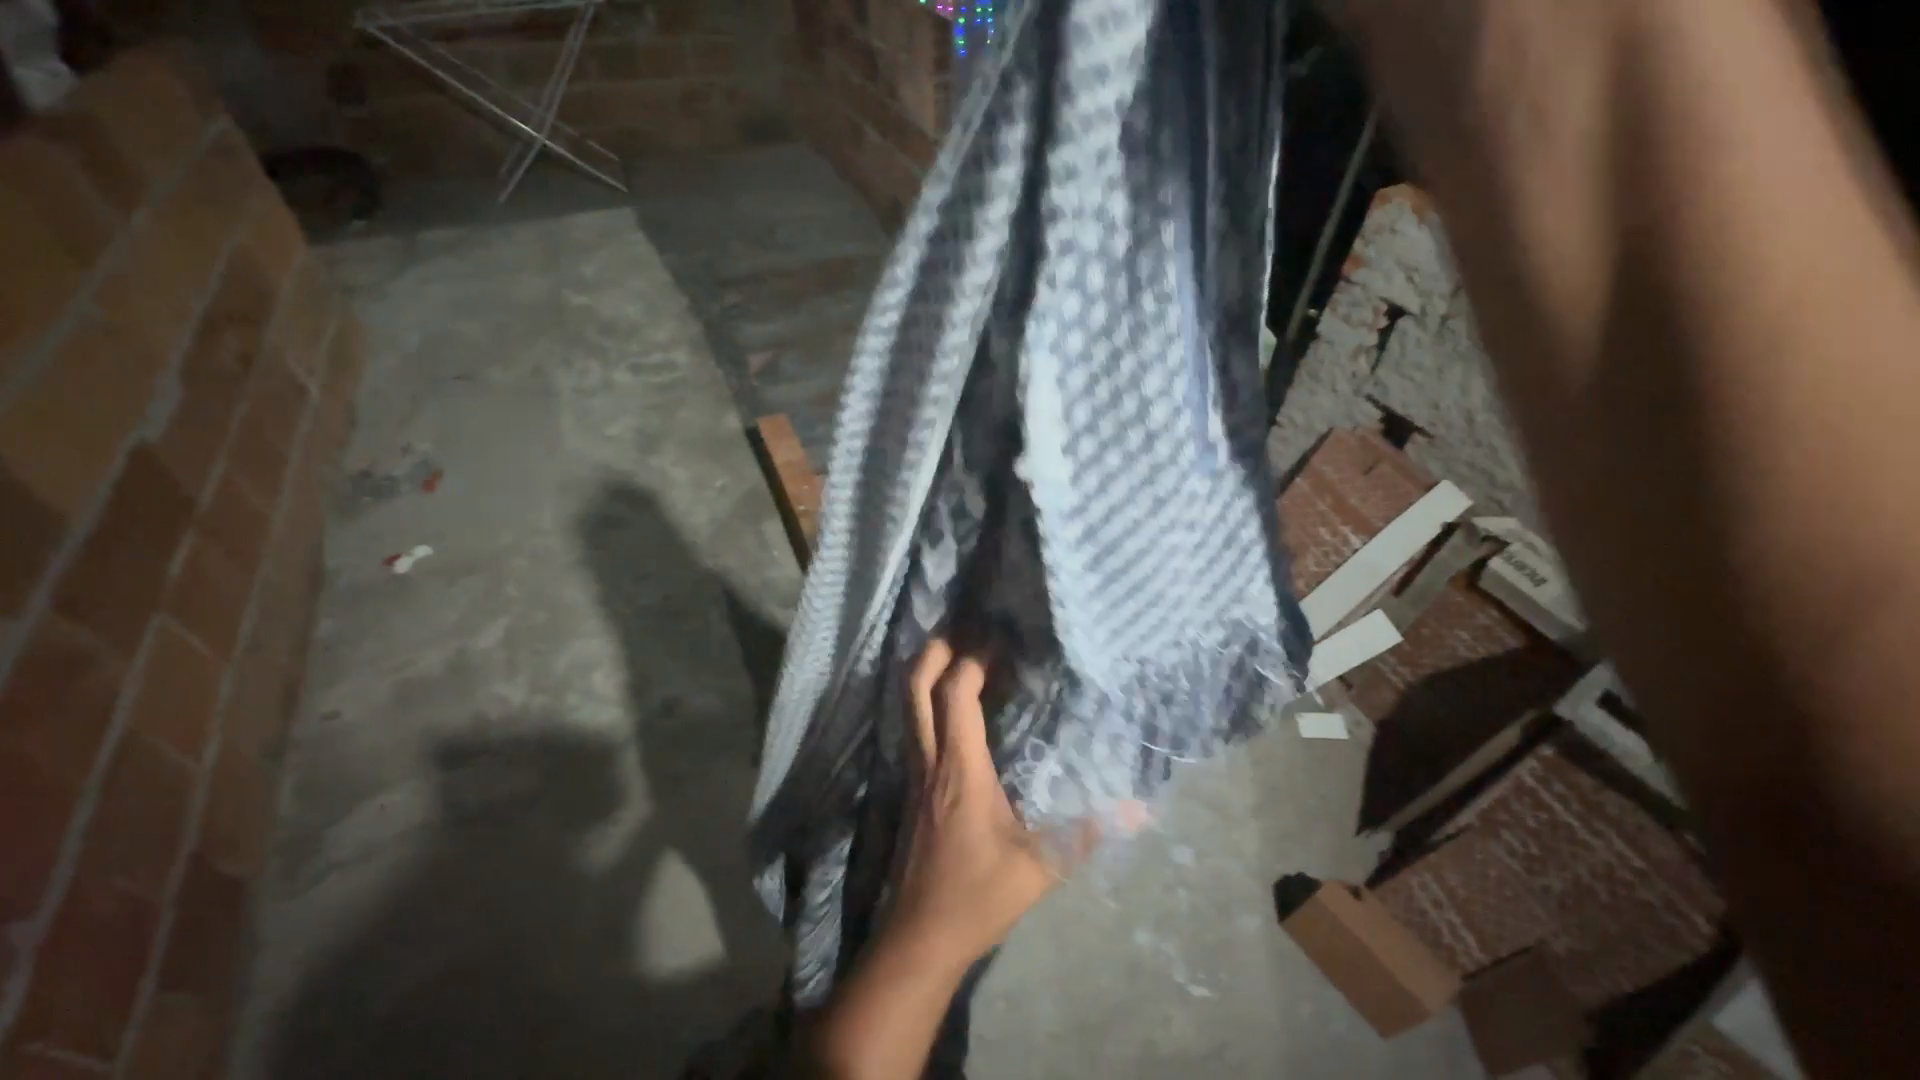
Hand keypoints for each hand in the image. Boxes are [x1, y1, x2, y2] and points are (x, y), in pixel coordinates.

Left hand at [882, 640, 1083, 970]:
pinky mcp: (913, 794)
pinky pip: (914, 734)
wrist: (918, 938)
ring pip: (908, 711)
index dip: (971, 661)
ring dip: (925, 676)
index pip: (956, 698)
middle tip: (961, 629)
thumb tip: (1138, 809)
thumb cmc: (975, 897)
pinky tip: (951, 715)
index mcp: (960, 771)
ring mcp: (915, 778)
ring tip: (956, 657)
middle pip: (915, 692)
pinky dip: (926, 708)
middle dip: (933, 653)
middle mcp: (930, 764)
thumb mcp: (1037, 869)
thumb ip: (1085, 835)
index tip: (997, 639)